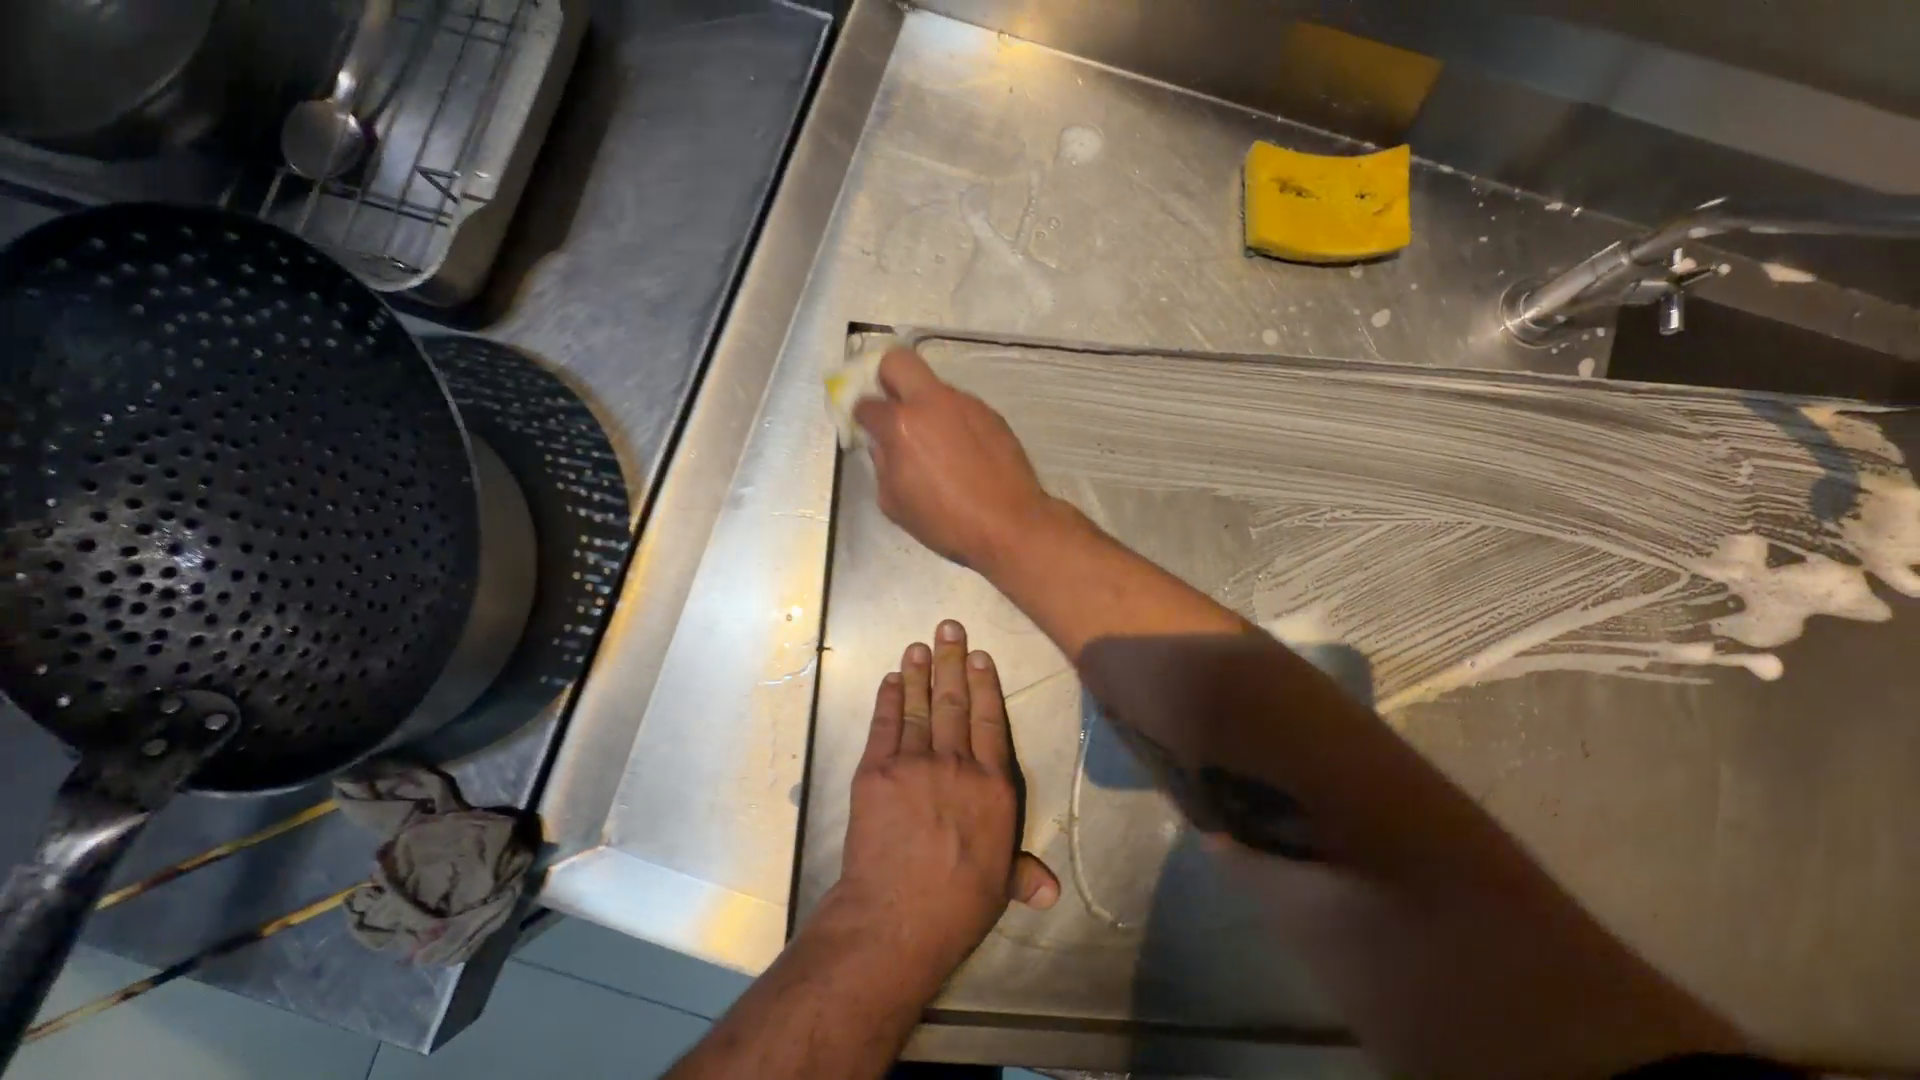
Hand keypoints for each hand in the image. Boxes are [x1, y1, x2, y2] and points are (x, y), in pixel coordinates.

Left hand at [827, 619, 1058, 984]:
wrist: (899, 916)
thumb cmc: (958, 904)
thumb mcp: (999, 885)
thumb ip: (1021, 873)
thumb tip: (1051, 891)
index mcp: (994, 786)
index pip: (990, 722)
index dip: (984, 686)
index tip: (979, 657)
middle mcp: (958, 764)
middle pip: (955, 702)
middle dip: (952, 661)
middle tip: (949, 626)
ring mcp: (915, 764)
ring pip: (920, 707)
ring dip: (919, 672)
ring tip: (920, 644)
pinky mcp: (877, 772)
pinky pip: (885, 726)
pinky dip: (888, 700)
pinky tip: (892, 680)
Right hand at [853, 348, 1060, 567]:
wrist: (1010, 525)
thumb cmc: (945, 521)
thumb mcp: (894, 502)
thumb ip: (882, 465)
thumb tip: (884, 445)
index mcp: (901, 424)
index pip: (866, 404)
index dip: (861, 417)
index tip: (866, 429)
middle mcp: (932, 402)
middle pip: (898, 361)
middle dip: (885, 377)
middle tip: (891, 407)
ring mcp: (966, 404)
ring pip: (934, 388)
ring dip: (925, 407)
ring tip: (935, 446)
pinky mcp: (991, 414)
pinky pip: (961, 408)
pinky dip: (953, 422)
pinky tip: (962, 454)